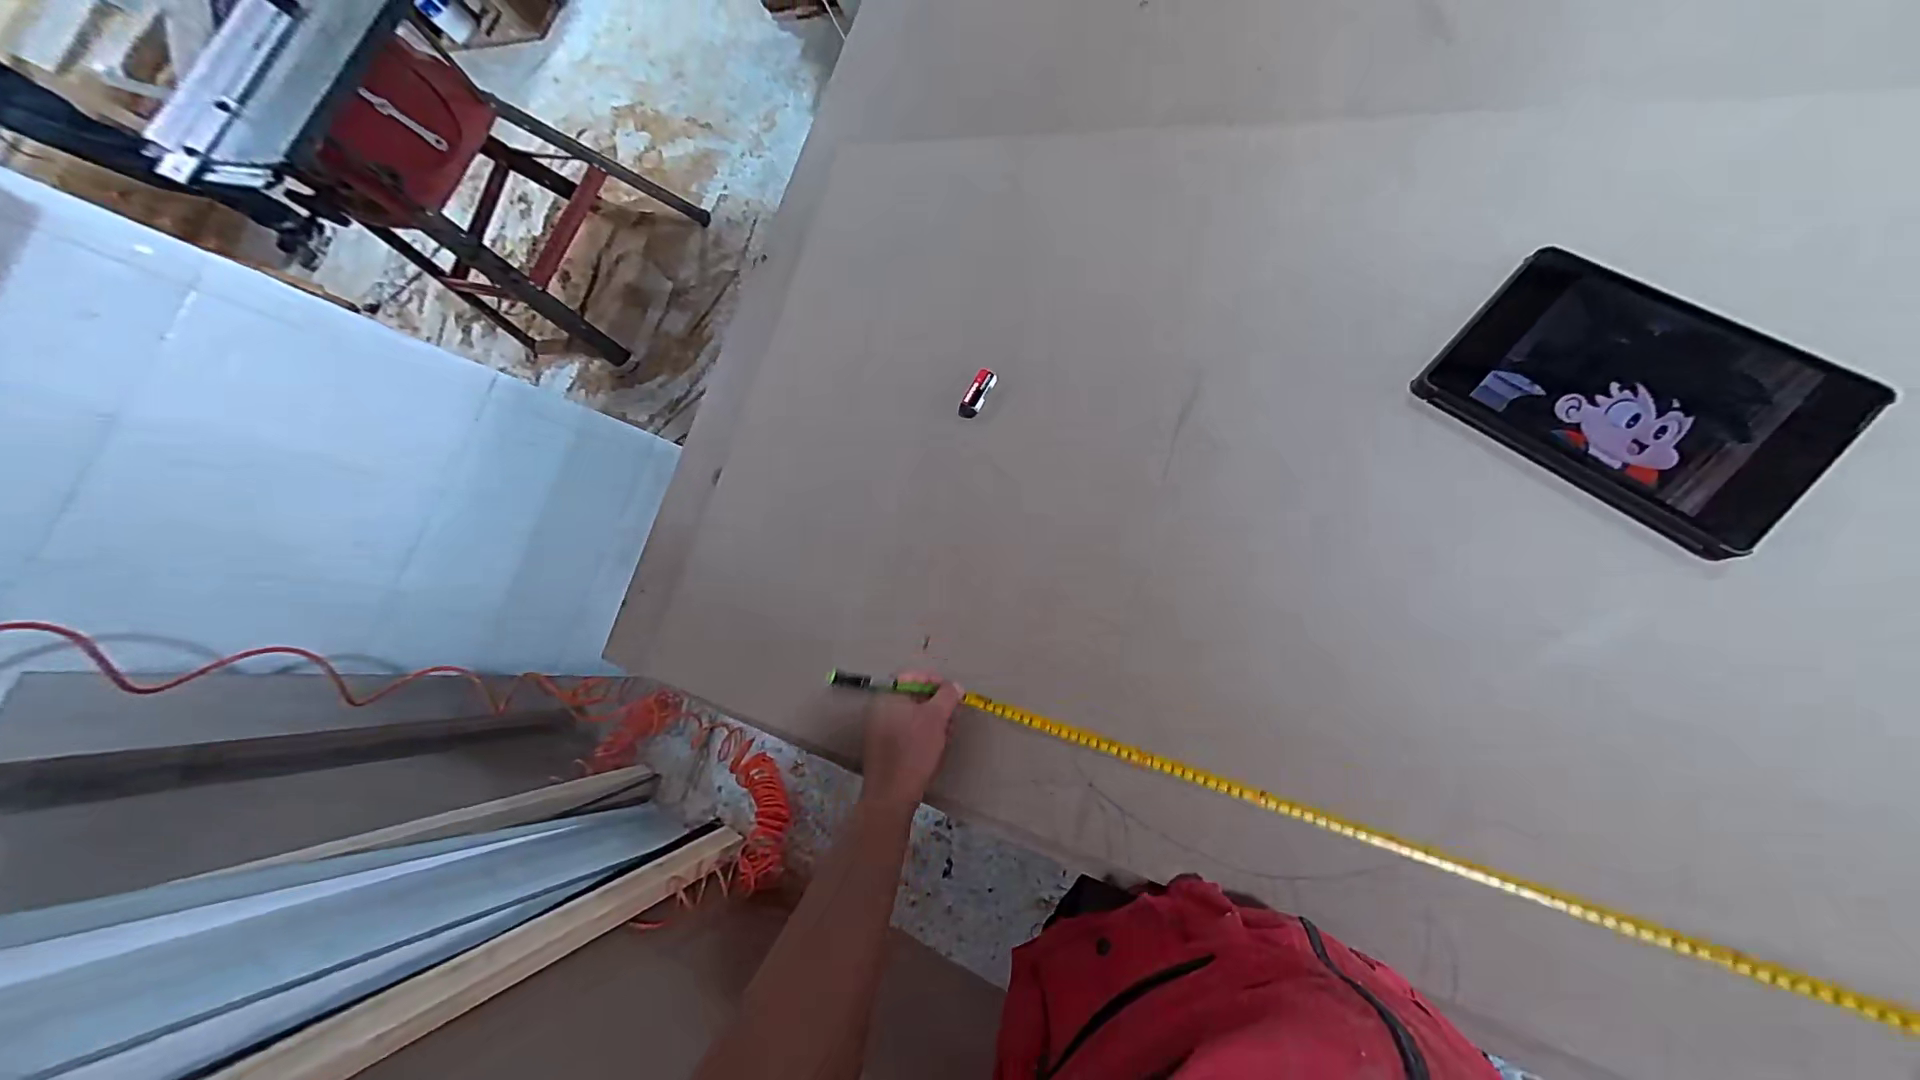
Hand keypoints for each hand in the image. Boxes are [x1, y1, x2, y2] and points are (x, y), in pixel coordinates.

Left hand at [860, 671, 961, 810]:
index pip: (911, 677)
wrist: (892, 794)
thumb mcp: (936, 717)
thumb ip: (947, 696)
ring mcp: (881, 730)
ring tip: (949, 734)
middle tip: (953, 715)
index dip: (934, 680)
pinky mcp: (886, 748)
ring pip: (914, 717)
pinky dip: (925, 735)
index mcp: (887, 697)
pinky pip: (908, 733)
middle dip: (937, 705)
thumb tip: (954, 685)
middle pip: (914, 697)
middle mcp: (880, 710)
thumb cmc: (914, 750)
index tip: (952, 692)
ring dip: (934, 721)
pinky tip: (938, 747)